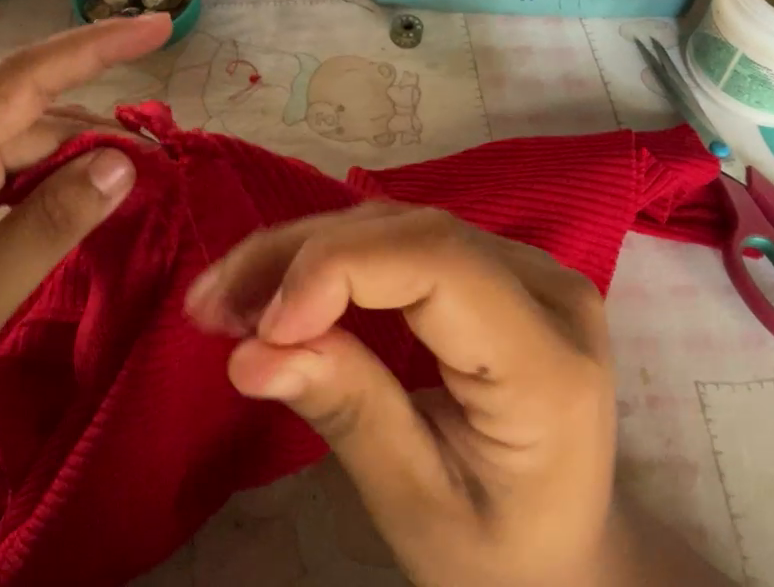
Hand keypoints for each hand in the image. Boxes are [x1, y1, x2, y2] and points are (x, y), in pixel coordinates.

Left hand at [0, 14, 172, 439]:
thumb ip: (50, 226)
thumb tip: (123, 162)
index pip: (24, 78)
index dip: (96, 47)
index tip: (161, 26)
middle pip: (39, 113)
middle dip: (104, 132)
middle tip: (165, 172)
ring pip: (35, 138)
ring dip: (84, 161)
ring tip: (132, 197)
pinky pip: (19, 162)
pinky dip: (59, 180)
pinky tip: (85, 204)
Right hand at [184, 204, 639, 586]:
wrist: (561, 547)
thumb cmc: (498, 547)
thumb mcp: (417, 502)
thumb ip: (347, 413)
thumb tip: (250, 355)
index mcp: (548, 363)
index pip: (439, 265)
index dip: (337, 270)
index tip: (259, 327)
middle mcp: (548, 292)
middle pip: (409, 233)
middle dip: (298, 258)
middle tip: (212, 306)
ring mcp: (527, 270)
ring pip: (397, 225)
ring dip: (303, 253)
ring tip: (229, 298)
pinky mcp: (497, 269)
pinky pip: (403, 242)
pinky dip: (331, 260)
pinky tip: (278, 288)